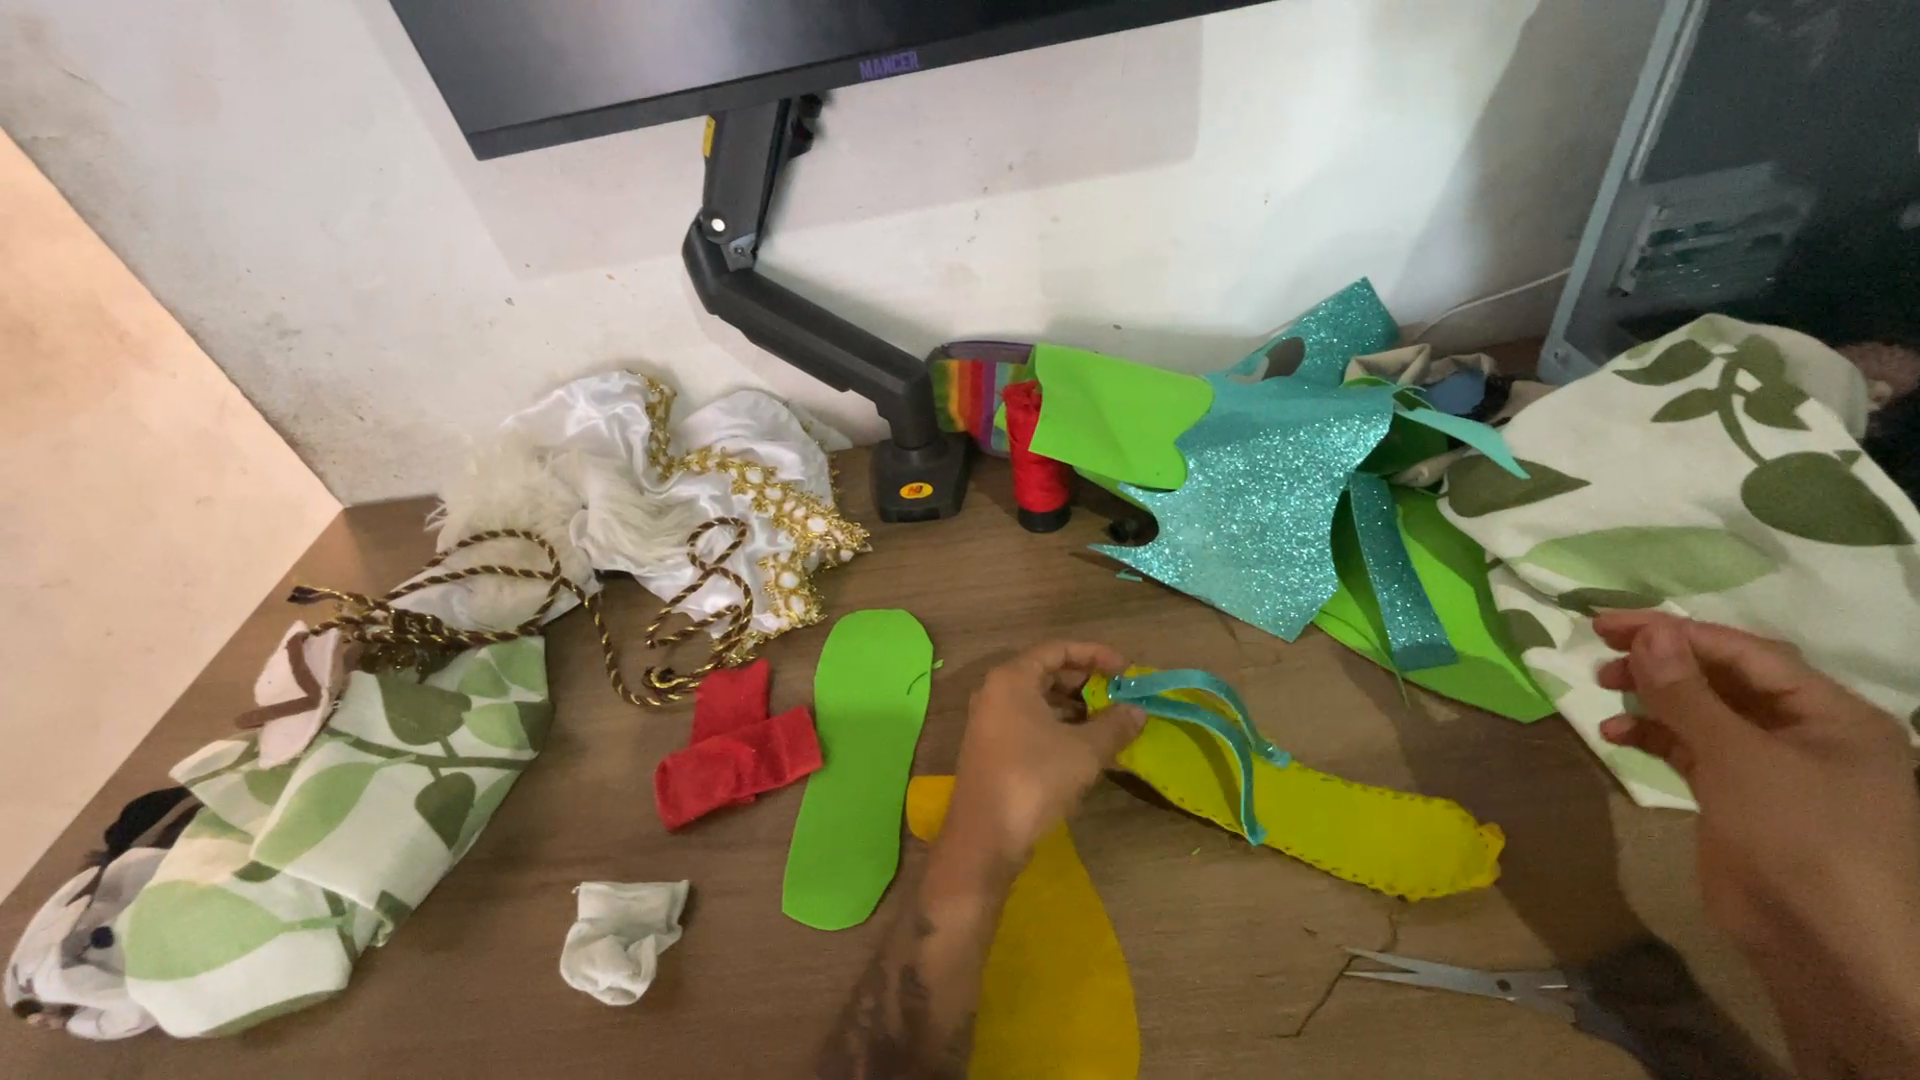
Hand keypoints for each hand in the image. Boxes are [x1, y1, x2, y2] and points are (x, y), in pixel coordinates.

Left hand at [940, 641, 1144, 871]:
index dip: (1095, 654)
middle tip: (1119, 696)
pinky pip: (1031, 724)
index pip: (1057, 649)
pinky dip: (1059, 728)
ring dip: (1075, 708)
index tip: (1125, 668)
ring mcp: (990, 722)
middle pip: (1046, 673)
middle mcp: (996, 693)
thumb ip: (1115, 725)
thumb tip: (1138, 710)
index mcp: (1012, 679)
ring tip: (1110, 723)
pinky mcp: (992, 749)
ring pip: (1039, 702)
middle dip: (1086, 682)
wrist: (984, 837)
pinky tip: (1086, 747)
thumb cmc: (1034, 779)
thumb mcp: (1084, 751)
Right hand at [1592, 612, 1919, 985]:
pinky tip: (1616, 735)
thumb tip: (1647, 633)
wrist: (1825, 944)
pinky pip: (1692, 749)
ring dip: (1652, 697)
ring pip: (1703, 712)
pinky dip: (1653, 736)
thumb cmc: (1801, 837)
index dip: (1677, 632)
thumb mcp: (1740, 757)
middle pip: (1724, 678)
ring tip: (1601, 689)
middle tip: (1599, 651)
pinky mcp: (1740, 797)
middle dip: (1662, 662)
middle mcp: (1807, 733)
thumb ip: (1687, 694)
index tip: (1608, 624)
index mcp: (1833, 715)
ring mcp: (1773, 768)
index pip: (1746, 653)